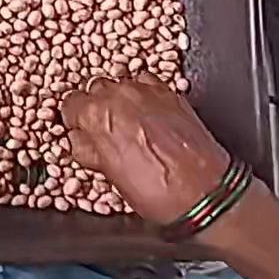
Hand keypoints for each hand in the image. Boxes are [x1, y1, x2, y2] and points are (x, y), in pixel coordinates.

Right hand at [61, 75, 232, 226]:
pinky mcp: (171, 94)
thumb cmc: (158, 191)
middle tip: (104, 129)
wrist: (207, 195)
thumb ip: (88, 149)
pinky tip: (148, 114)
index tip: (80, 129)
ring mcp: (147, 92)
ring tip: (129, 123)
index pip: (71, 103)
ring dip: (119, 100)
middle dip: (96, 107)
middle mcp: (119, 96)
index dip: (75, 118)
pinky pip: (146, 84)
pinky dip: (143, 95)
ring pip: (120, 84)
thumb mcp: (109, 174)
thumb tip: (81, 140)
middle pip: (94, 89)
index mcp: (96, 116)